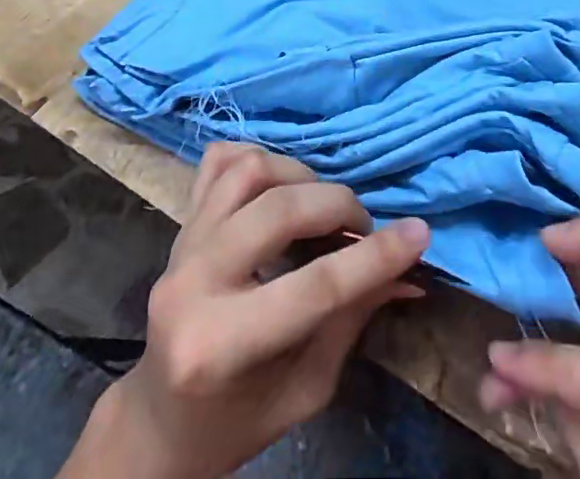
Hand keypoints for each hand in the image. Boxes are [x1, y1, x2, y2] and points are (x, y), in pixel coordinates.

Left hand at [59, 143, 430, 478]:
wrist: (160, 416)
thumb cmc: (236, 421)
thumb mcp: (305, 390)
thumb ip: (350, 322)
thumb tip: (405, 272)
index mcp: (222, 345)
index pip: (315, 287)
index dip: (374, 257)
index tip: (419, 234)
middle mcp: (193, 283)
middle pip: (277, 212)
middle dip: (338, 206)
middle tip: (364, 227)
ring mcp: (179, 246)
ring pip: (246, 172)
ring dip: (299, 176)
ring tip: (323, 205)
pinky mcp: (178, 225)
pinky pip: (216, 164)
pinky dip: (256, 159)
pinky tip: (282, 183)